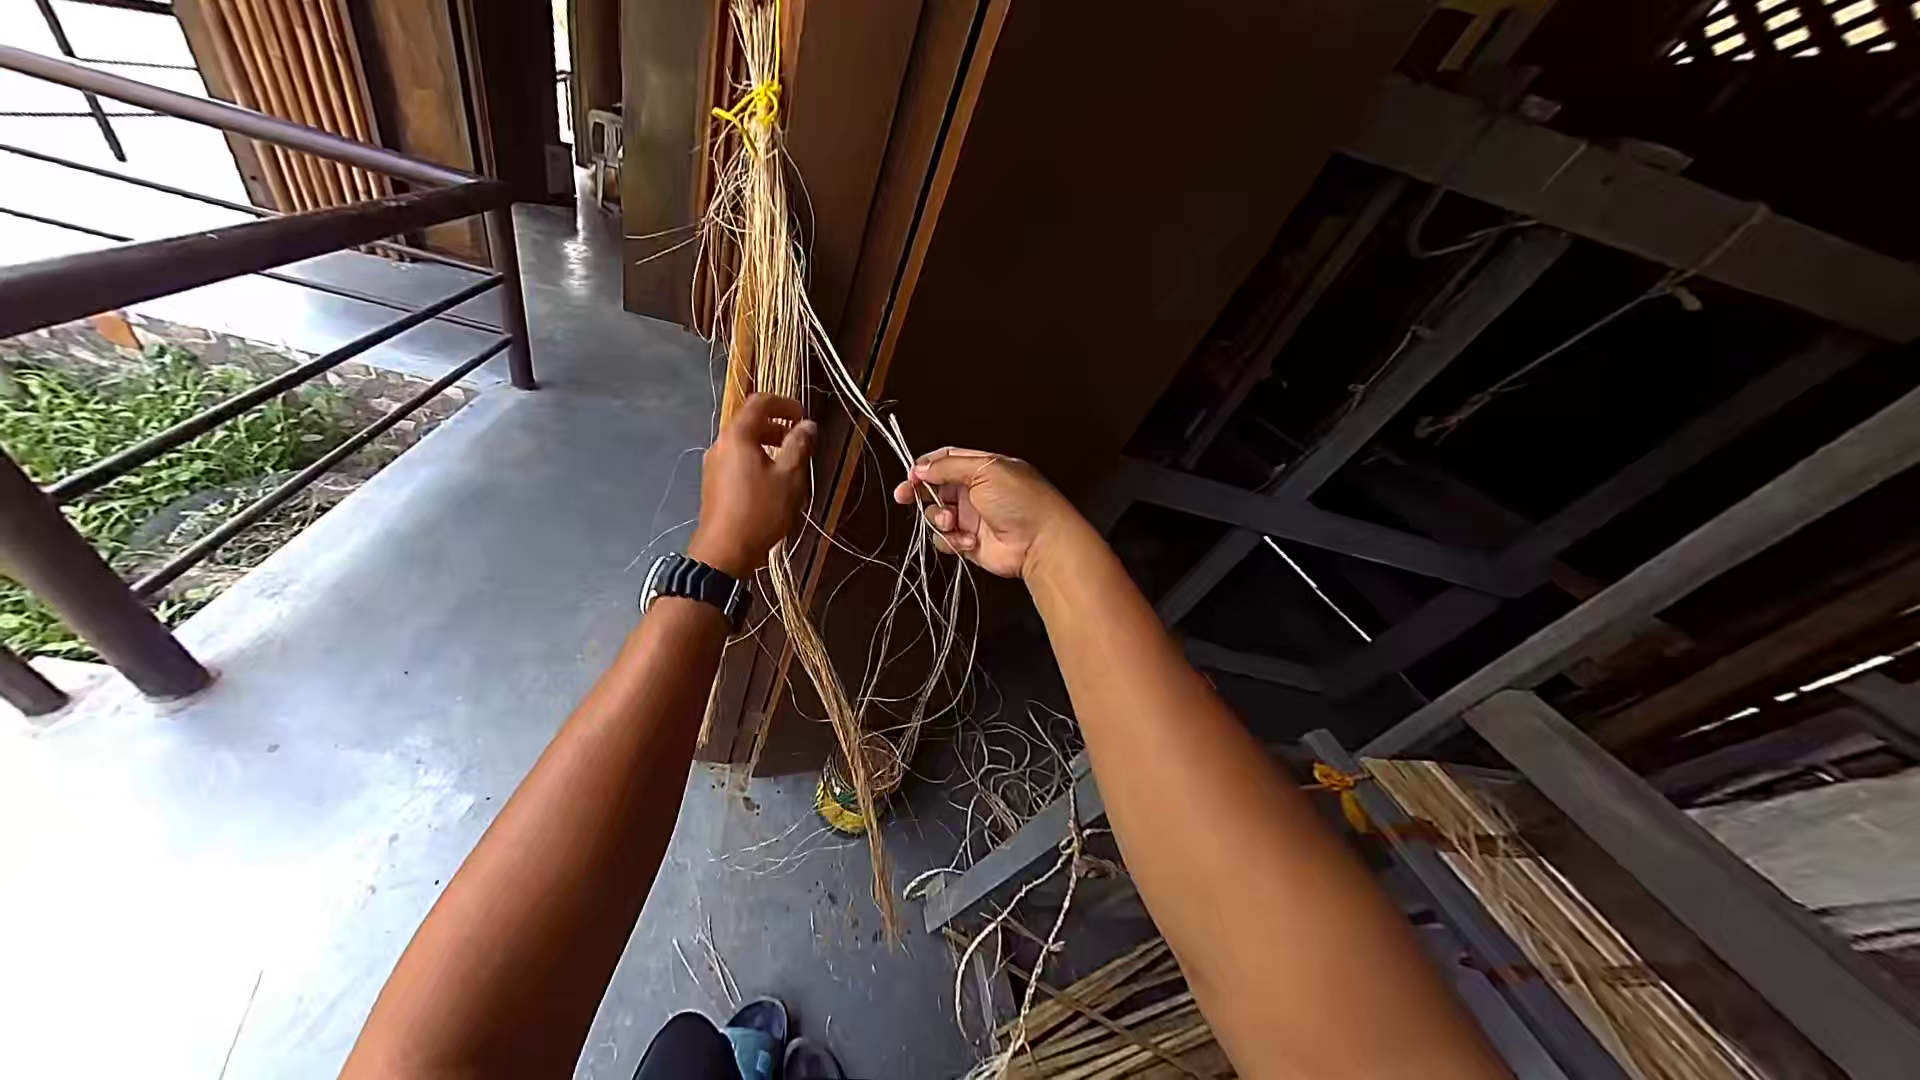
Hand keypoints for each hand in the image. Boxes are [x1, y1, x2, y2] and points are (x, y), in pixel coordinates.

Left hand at [688, 393, 815, 576]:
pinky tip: (771, 481)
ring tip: (790, 463)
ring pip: (743, 442)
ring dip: (768, 444)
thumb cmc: (761, 511)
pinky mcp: (713, 482)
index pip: (760, 402)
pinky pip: (737, 459)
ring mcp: (713, 464)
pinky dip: (756, 458)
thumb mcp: (789, 477)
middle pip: (749, 421)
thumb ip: (799, 446)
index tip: (803, 417)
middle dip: (778, 426)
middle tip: (800, 441)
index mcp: (738, 436)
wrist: (725, 551)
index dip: (785, 403)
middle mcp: (721, 444)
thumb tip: (808, 426)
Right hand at [891, 447, 1088, 581]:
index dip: (926, 466)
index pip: (945, 460)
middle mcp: (975, 491)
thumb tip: (922, 467)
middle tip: (906, 496)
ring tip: (952, 521)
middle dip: (919, 492)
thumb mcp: (985, 470)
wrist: (1040, 542)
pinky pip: (945, 539)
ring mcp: (972, 517)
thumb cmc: (1023, 502)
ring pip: (937, 514)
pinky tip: (968, 540)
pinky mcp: (969, 542)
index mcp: (982, 467)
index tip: (911, 475)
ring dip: (939, 518)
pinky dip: (951, 540)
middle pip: (936, 487)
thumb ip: (949, 466)